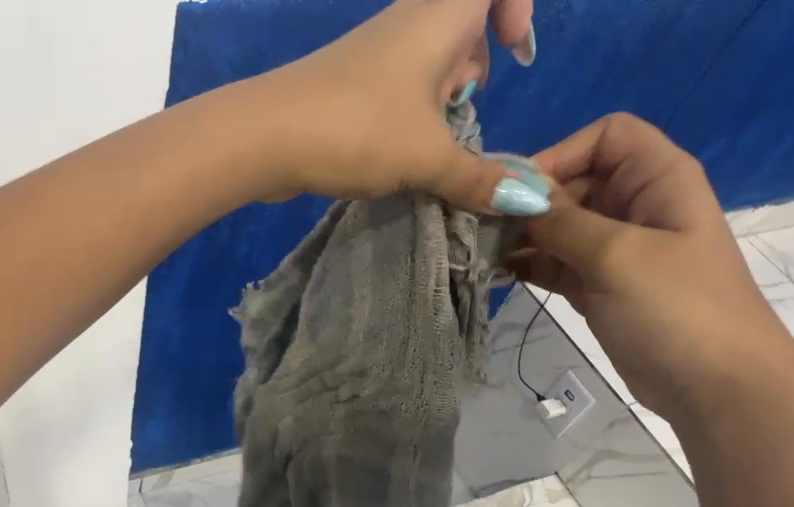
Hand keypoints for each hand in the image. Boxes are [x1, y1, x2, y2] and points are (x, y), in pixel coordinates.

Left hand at [247, 0, 544, 213]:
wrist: (264, 137)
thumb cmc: (358, 129)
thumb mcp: (427, 157)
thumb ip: (477, 177)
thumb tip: (529, 200)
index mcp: (440, 14)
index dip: (518, 8)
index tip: (515, 56)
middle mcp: (408, 23)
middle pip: (462, 24)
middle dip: (476, 65)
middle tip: (462, 109)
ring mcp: (372, 54)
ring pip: (426, 61)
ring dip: (438, 99)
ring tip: (426, 140)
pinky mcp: (345, 85)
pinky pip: (394, 87)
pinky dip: (406, 115)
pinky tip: (393, 155)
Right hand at [507, 113, 793, 421]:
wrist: (715, 384)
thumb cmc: (677, 309)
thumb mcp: (618, 256)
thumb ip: (561, 222)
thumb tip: (509, 196)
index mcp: (658, 179)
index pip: (604, 137)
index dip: (559, 155)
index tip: (514, 194)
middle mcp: (636, 205)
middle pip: (573, 181)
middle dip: (528, 201)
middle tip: (481, 231)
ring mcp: (616, 249)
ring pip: (558, 226)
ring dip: (520, 237)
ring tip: (479, 255)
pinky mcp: (599, 287)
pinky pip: (555, 263)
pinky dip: (527, 266)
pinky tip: (495, 275)